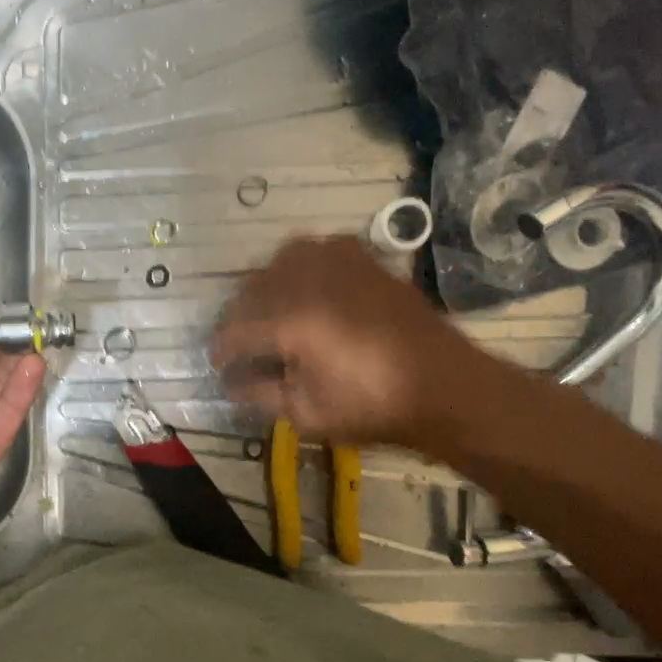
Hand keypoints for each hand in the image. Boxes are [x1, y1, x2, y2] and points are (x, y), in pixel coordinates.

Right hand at [212, 235, 499, 446]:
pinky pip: (320, 248)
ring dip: (266, 286)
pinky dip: (302, 265)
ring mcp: (341, 265)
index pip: (235, 330)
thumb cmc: (371, 407)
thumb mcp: (306, 413)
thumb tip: (231, 384)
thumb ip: (260, 394)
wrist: (443, 386)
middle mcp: (311, 283)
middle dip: (237, 318)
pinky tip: (307, 290)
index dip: (220, 352)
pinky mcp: (366, 262)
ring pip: (281, 259)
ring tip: (268, 313)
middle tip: (239, 346)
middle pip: (252, 289)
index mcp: (292, 323)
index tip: (217, 368)